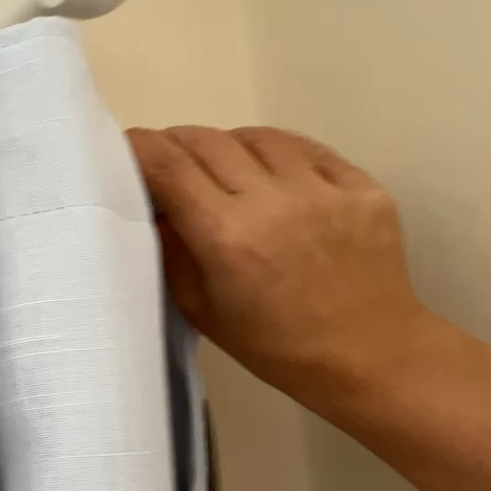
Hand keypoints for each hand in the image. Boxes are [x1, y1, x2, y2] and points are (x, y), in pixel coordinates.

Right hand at [126, 125, 438, 396]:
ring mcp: (322, 190)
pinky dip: (270, 150)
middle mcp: (272, 202)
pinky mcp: (360, 186)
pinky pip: (302, 148)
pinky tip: (262, 169)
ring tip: (213, 164)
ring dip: (221, 143)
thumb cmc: (270, 342)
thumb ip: (170, 248)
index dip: (138, 146)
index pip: (169, 166)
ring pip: (253, 136)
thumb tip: (154, 204)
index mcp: (226, 236)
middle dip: (173, 141)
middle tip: (161, 157)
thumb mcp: (196, 306)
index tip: (121, 143)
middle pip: (206, 141)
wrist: (368, 353)